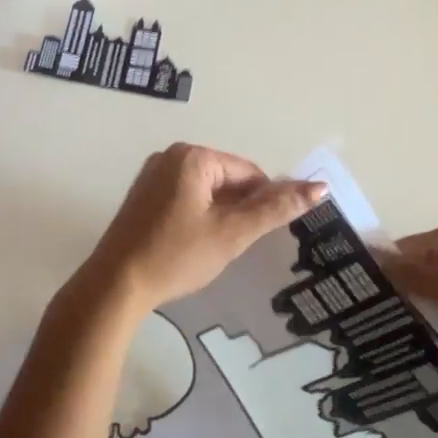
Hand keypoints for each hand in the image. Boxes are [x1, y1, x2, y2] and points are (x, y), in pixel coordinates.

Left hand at [73, 143, 326, 315]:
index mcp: (193, 156)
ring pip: (206, 190)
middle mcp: (171, 155)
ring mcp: (153, 173)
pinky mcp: (144, 194)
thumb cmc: (177, 254)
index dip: (262, 204)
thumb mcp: (232, 233)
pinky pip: (185, 196)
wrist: (118, 282)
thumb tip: (319, 187)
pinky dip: (198, 216)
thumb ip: (275, 209)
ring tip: (212, 248)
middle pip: (227, 178)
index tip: (258, 236)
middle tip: (233, 245)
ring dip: (219, 215)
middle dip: (238, 209)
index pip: (249, 172)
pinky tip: (193, 244)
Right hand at [376, 224, 437, 400]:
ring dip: (420, 317)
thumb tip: (368, 254)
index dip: (379, 271)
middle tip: (364, 327)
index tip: (351, 300)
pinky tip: (427, 356)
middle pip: (420, 274)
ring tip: (389, 343)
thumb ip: (416, 276)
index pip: (404, 249)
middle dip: (396, 296)